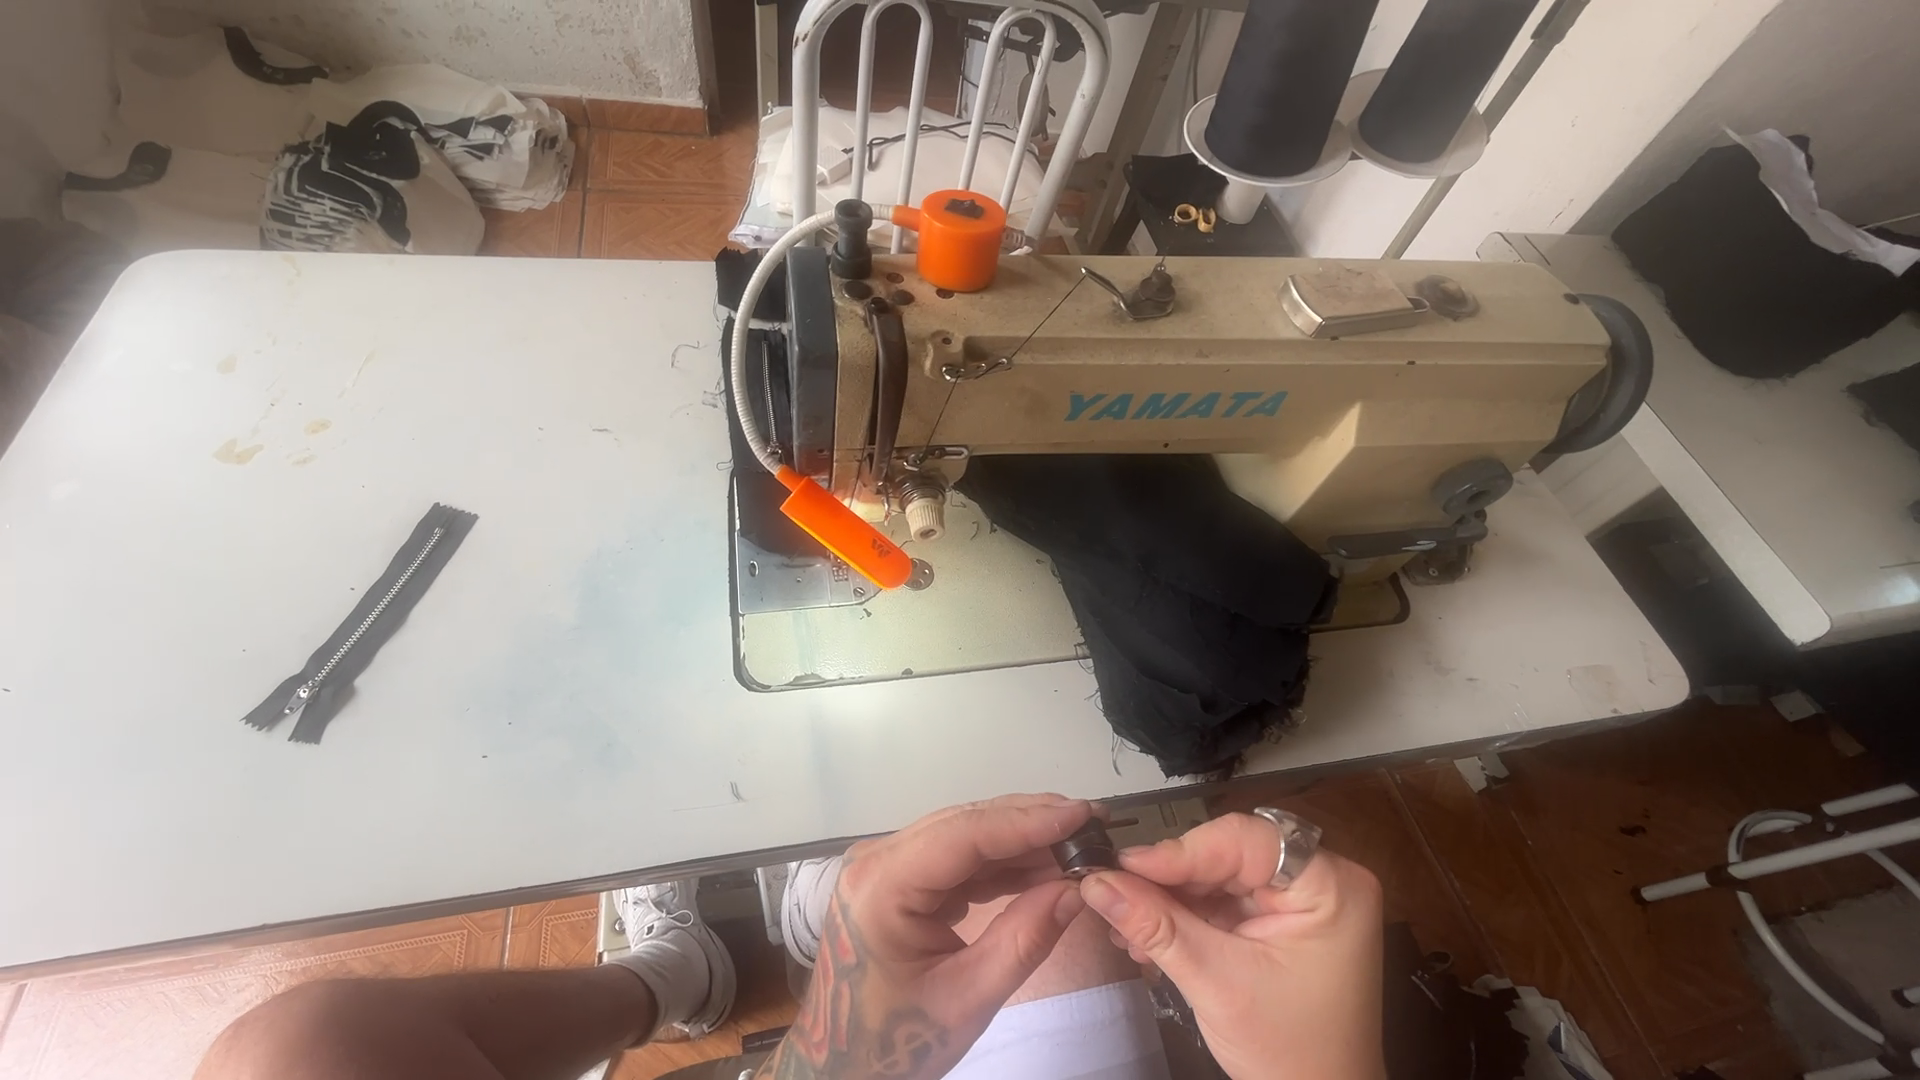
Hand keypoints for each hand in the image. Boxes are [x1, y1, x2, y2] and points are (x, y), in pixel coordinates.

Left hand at [756, 794, 1092, 1079]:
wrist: (838, 1065)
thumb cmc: (894, 1044)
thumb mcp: (965, 1000)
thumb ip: (1023, 941)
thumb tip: (1078, 890)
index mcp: (881, 886)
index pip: (963, 835)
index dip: (1026, 821)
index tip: (1082, 814)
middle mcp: (877, 858)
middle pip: (965, 825)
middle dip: (1031, 822)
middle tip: (1092, 822)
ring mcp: (885, 864)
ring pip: (964, 835)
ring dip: (1021, 839)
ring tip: (1077, 843)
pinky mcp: (899, 876)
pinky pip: (957, 857)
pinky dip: (1001, 861)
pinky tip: (1042, 864)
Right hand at [1079, 813, 1385, 1079]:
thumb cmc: (1291, 1053)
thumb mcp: (1219, 986)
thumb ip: (1157, 926)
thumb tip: (1097, 882)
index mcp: (1330, 886)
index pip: (1245, 840)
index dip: (1182, 850)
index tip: (1127, 865)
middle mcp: (1319, 878)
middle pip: (1225, 854)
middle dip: (1168, 879)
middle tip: (1114, 890)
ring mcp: (1296, 896)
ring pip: (1214, 873)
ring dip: (1166, 897)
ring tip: (1123, 920)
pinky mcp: (1275, 914)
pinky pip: (1219, 896)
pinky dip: (1181, 913)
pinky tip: (1145, 931)